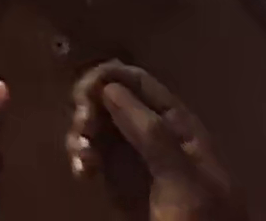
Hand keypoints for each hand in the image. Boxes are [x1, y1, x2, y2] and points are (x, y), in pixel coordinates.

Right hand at [67, 62, 241, 220]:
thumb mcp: (184, 183)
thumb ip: (152, 133)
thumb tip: (109, 87)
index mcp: (179, 127)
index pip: (140, 82)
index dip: (111, 77)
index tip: (87, 91)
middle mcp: (154, 136)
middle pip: (114, 98)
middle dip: (92, 105)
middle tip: (83, 127)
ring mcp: (137, 161)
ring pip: (100, 125)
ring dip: (83, 132)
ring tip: (81, 157)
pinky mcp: (120, 187)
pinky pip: (95, 156)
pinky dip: (82, 156)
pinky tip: (82, 172)